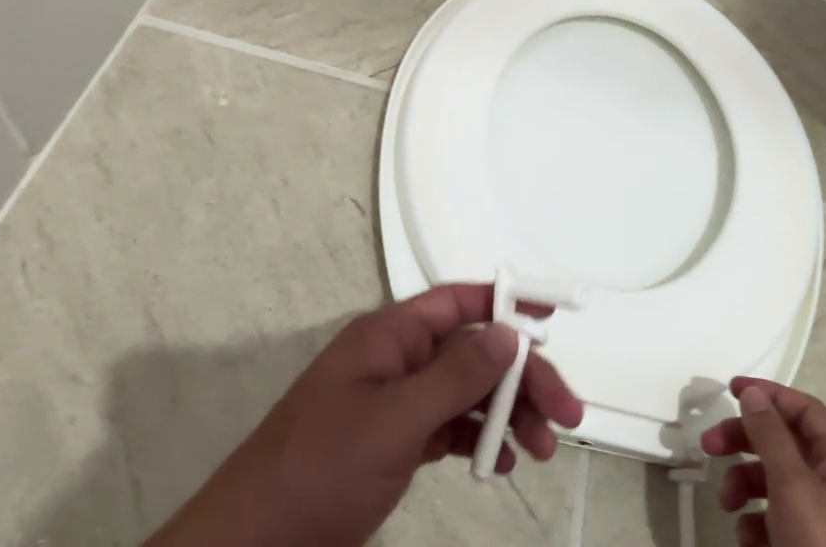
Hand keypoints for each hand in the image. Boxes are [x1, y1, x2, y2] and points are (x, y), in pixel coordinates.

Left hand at [146, 284, 584, 546]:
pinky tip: (501, 461)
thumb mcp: (393, 420)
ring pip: (468, 392)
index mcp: (389, 337)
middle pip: (474, 352)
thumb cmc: (319, 467)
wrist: (260, 536)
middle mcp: (398, 361)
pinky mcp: (397, 441)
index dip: (506, 301)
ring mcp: (397, 403)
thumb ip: (454, 376)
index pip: (458, 302)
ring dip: (509, 413)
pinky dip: (480, 439)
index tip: (553, 314)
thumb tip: (507, 333)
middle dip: (522, 376)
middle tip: (565, 412)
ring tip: (542, 448)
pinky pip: (452, 427)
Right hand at [700, 377, 825, 546]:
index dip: (768, 395)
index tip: (729, 390)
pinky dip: (758, 526)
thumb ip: (770, 436)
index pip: (804, 410)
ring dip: (745, 487)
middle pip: (785, 444)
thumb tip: (754, 393)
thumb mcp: (792, 487)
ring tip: (729, 507)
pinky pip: (778, 523)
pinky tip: (749, 543)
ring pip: (777, 484)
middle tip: (708, 446)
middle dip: (745, 443)